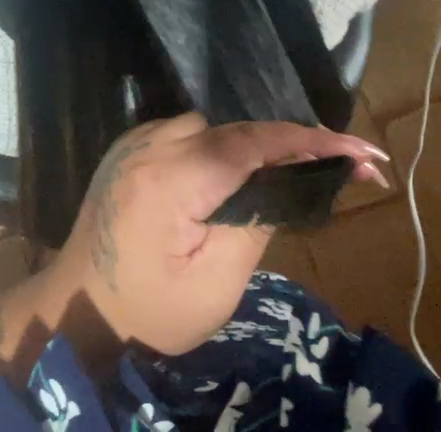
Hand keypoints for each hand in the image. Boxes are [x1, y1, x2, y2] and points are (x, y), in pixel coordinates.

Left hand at [38, 113, 388, 354]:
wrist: (78, 307)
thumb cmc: (149, 312)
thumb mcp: (215, 286)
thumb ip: (254, 225)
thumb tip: (288, 181)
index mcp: (168, 180)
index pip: (248, 143)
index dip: (307, 140)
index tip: (361, 150)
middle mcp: (148, 146)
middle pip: (231, 131)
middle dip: (289, 143)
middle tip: (343, 164)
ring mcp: (133, 144)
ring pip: (210, 129)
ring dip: (253, 146)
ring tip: (299, 171)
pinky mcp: (128, 150)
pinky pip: (186, 136)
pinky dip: (220, 149)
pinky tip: (245, 175)